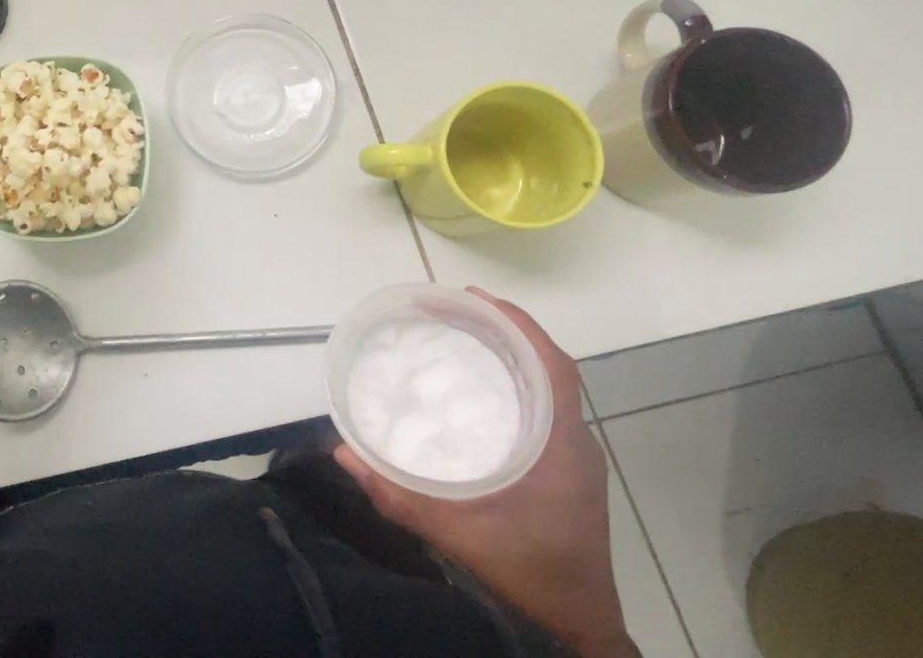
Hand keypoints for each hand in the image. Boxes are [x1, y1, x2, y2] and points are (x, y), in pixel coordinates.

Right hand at [333, 288, 636, 657]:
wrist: (578, 633)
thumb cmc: (529, 579)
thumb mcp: (457, 537)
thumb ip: (398, 497)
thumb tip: (344, 452)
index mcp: (560, 449)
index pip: (553, 367)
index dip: (517, 324)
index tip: (470, 299)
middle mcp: (572, 444)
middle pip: (545, 367)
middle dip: (500, 329)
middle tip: (445, 311)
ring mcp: (572, 458)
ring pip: (545, 386)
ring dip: (506, 353)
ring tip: (454, 335)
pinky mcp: (564, 472)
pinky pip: (540, 407)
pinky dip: (509, 381)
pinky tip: (472, 389)